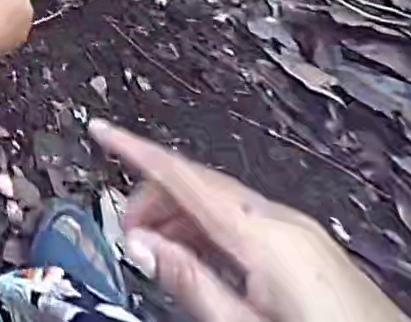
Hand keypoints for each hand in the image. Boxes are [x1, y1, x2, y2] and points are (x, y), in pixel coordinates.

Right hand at [90, 119, 408, 321]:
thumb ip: (190, 282)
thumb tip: (140, 242)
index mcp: (262, 234)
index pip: (180, 174)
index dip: (133, 148)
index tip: (100, 129)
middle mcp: (281, 219)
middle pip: (197, 183)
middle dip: (152, 196)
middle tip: (126, 232)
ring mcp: (300, 231)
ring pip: (219, 200)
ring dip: (180, 215)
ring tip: (157, 252)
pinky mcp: (310, 247)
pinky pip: (244, 220)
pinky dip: (211, 229)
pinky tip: (200, 261)